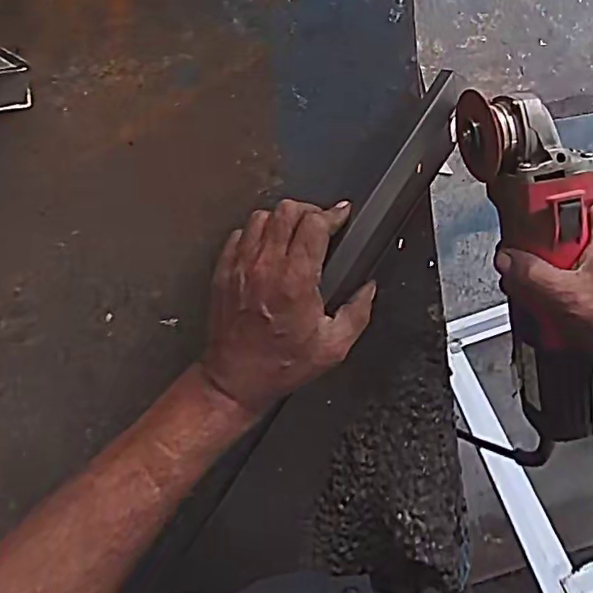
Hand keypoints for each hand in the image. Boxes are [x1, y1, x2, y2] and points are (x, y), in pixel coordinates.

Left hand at [198, 199, 377, 413]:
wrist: (234, 381)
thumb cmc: (280, 366)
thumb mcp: (333, 347)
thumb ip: (358, 313)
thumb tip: (368, 289)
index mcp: (295, 280)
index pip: (314, 224)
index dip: (332, 214)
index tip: (341, 215)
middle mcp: (266, 267)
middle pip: (287, 210)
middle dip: (309, 211)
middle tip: (319, 223)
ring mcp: (241, 266)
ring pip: (262, 216)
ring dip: (281, 219)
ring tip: (293, 233)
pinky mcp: (223, 271)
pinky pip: (239, 234)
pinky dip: (256, 233)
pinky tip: (267, 247)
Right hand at [493, 210, 592, 387]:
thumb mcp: (565, 295)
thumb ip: (530, 273)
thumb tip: (508, 259)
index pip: (558, 205)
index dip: (533, 219)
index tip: (517, 232)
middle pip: (552, 239)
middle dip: (533, 261)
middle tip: (526, 278)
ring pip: (556, 264)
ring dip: (541, 283)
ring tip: (540, 302)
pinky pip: (564, 284)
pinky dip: (554, 298)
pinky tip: (553, 316)